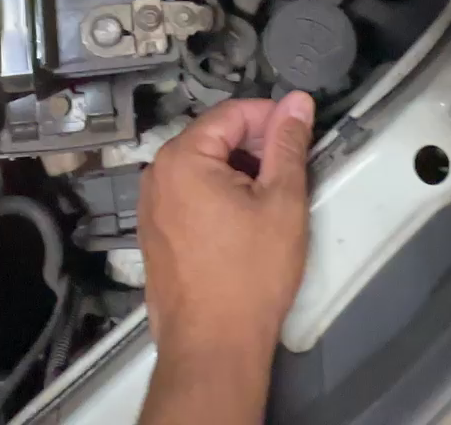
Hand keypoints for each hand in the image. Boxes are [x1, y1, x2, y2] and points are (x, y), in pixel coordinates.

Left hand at [139, 93, 313, 361]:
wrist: (211, 348)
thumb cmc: (249, 274)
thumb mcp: (281, 201)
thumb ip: (288, 144)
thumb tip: (297, 102)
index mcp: (182, 156)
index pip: (232, 113)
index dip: (270, 117)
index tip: (299, 134)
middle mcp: (157, 172)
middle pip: (214, 136)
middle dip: (254, 145)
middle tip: (289, 170)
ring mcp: (150, 203)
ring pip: (202, 165)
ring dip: (238, 170)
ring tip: (270, 197)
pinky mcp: (154, 229)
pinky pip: (188, 192)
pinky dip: (217, 193)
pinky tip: (243, 219)